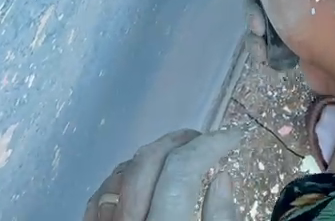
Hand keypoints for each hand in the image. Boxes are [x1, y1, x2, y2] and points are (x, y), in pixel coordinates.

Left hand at [82, 129, 241, 220]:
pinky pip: (98, 198)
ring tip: (178, 156)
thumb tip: (222, 179)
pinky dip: (122, 180)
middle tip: (206, 140)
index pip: (182, 171)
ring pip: (120, 174)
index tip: (235, 135)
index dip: (211, 145)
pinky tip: (139, 181)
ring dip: (152, 157)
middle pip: (147, 163)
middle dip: (180, 142)